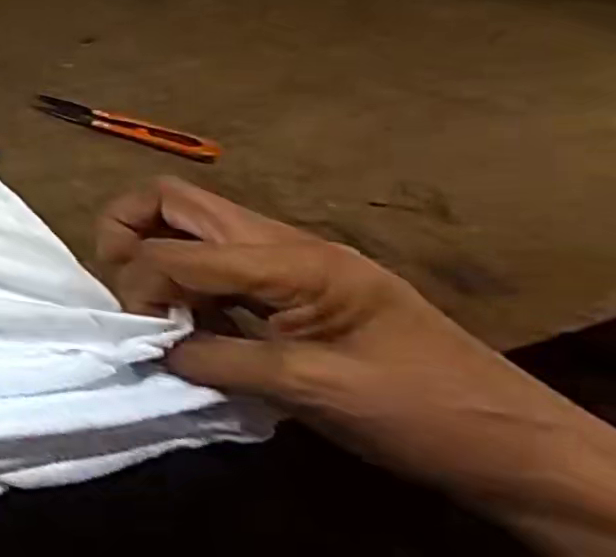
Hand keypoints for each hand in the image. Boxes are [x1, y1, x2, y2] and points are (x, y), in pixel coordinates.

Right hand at [97, 177, 615, 553]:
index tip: (137, 330)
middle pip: (170, 201)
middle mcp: (282, 243)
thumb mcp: (315, 392)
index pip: (175, 250)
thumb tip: (150, 347)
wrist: (530, 452)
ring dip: (153, 253)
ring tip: (154, 308)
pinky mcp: (293, 283)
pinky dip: (183, 278)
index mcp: (292, 260)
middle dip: (125, 231)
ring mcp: (288, 259)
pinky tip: (190, 319)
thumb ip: (219, 359)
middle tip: (123, 285)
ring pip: (187, 222)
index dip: (138, 283)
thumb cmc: (428, 416)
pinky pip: (213, 258)